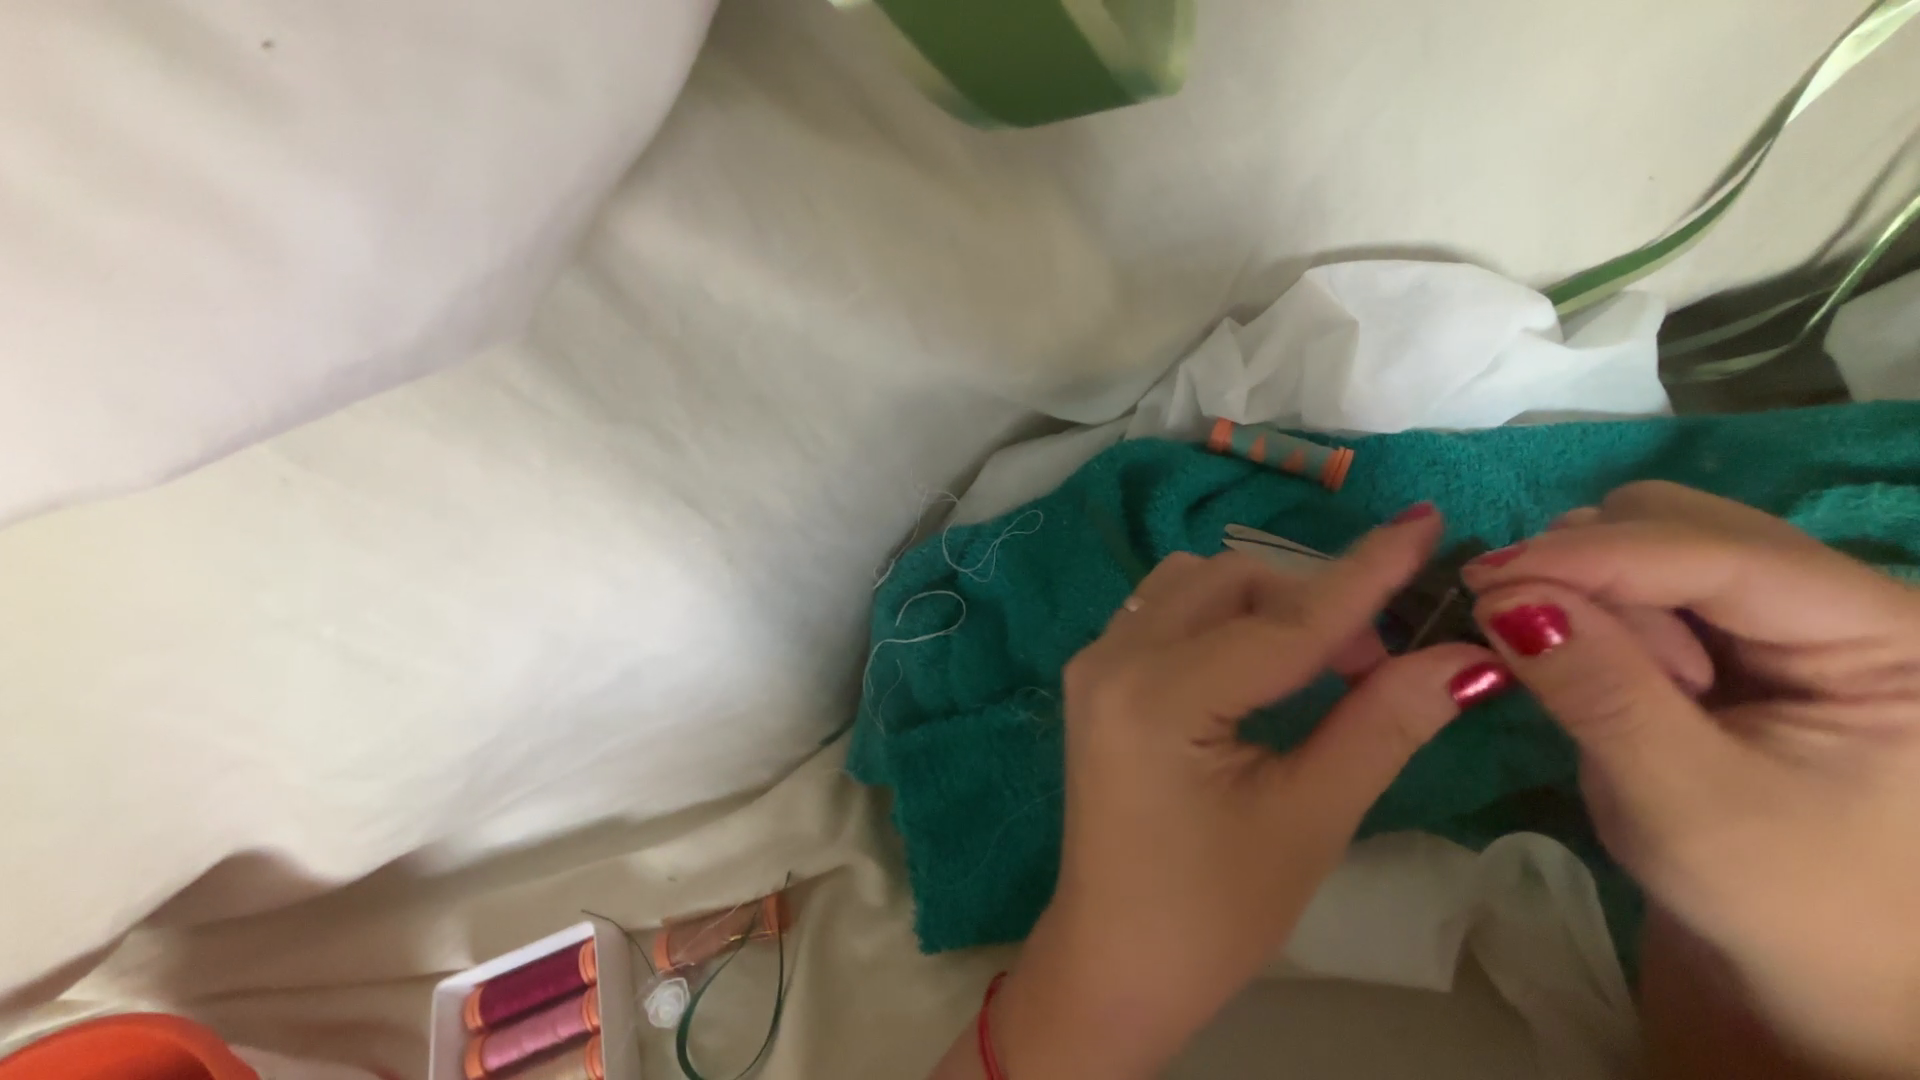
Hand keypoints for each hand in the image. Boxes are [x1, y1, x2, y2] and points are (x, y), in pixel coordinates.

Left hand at [986, 506, 1506, 1078]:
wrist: (1114, 960)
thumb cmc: (1212, 912)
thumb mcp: (1309, 819)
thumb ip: (1382, 723)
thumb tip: (1468, 656)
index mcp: (1159, 696)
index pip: (1283, 620)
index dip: (1364, 573)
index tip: (1426, 523)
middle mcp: (1113, 658)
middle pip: (1230, 582)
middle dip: (1311, 600)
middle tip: (1374, 661)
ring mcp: (1094, 663)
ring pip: (1194, 587)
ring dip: (1265, 604)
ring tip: (1321, 665)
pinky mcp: (1095, 678)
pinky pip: (1165, 612)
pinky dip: (1223, 619)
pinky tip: (1260, 666)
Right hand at [1463, 482, 1919, 1075]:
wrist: (1805, 956)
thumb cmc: (1772, 895)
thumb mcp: (1678, 800)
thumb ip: (1596, 690)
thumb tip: (1500, 597)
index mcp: (1890, 641)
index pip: (1725, 555)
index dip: (1596, 555)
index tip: (1483, 577)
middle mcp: (1845, 603)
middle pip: (1685, 525)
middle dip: (1595, 575)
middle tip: (1551, 652)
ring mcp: (1786, 613)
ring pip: (1650, 543)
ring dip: (1590, 595)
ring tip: (1600, 682)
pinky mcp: (1732, 632)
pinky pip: (1635, 581)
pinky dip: (1590, 608)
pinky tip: (1595, 664)